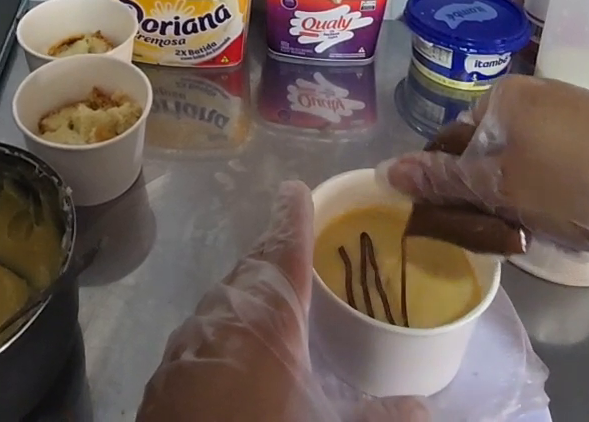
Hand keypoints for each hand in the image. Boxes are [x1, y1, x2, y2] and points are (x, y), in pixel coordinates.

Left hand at [137, 181, 427, 421]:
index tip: (296, 189)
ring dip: (249, 294)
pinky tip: (235, 355)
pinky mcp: (165, 378)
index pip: (284, 248)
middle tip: (296, 246)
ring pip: (224, 302)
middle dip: (274, 255)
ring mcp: (186, 345)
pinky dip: (224, 330)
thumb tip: (423, 407)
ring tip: (272, 301)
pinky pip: (202, 336)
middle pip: (252, 270)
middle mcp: (221, 315)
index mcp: (266, 315)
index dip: (294, 217)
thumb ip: (383, 417)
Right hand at [384, 76, 588, 368]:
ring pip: (528, 165)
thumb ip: (443, 180)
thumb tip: (385, 171)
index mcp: (503, 96)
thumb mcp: (500, 186)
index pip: (453, 140)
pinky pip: (565, 170)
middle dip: (489, 195)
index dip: (448, 183)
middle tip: (502, 234)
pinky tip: (578, 225)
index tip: (456, 221)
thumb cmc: (573, 182)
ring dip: (524, 201)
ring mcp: (579, 117)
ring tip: (540, 234)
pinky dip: (560, 199)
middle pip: (491, 151)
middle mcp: (537, 96)